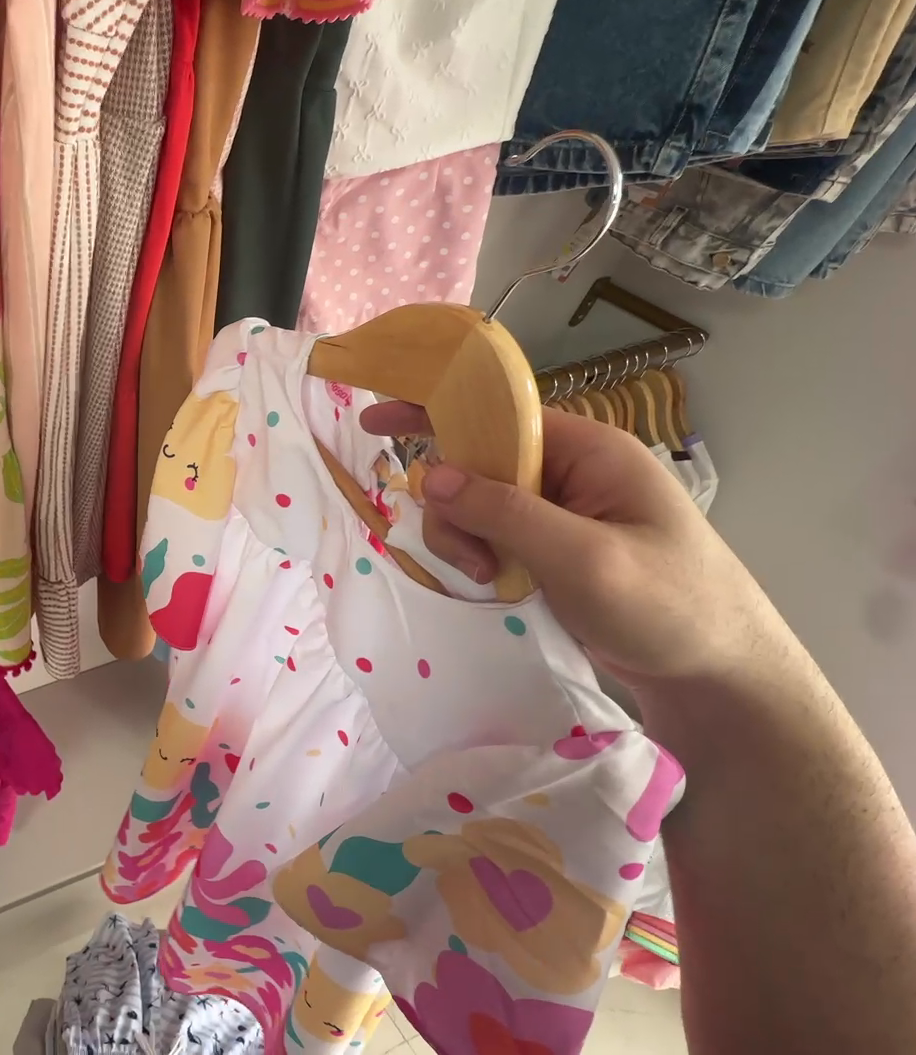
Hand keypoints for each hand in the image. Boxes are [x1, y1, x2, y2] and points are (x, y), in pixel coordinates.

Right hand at [360, 402, 791, 687]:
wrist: (712, 676)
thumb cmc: (667, 607)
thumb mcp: (582, 557)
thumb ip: (504, 512)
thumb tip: (430, 476)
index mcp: (588, 451)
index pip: (497, 413)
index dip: (435, 410)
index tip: (373, 419)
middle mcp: (566, 471)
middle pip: (472, 463)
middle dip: (452, 506)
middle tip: (467, 557)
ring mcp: (554, 509)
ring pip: (469, 503)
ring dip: (461, 539)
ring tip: (490, 578)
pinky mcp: (544, 542)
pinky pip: (484, 532)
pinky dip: (474, 555)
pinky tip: (495, 583)